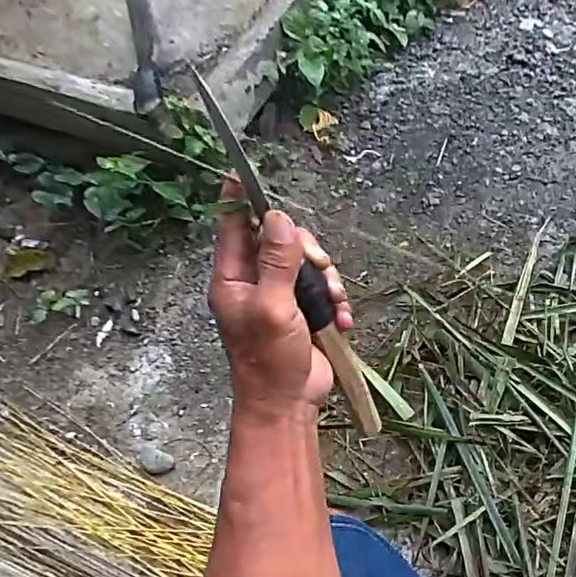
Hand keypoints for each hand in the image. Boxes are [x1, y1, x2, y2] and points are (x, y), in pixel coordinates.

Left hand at [208, 177, 352, 417]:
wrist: (288, 403)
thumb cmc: (269, 361)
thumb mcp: (272, 308)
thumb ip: (276, 262)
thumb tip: (278, 218)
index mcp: (234, 278)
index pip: (233, 226)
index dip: (240, 200)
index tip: (245, 173)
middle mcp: (256, 282)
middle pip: (282, 241)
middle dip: (307, 251)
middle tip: (320, 269)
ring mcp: (282, 298)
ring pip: (309, 265)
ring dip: (328, 281)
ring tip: (335, 305)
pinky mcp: (306, 314)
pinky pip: (325, 292)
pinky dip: (337, 304)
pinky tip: (342, 323)